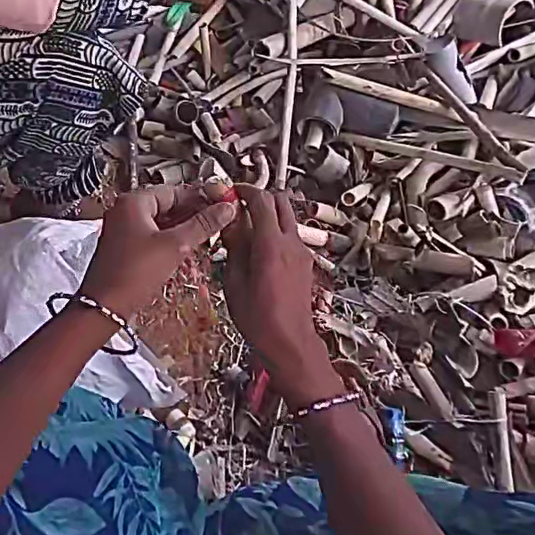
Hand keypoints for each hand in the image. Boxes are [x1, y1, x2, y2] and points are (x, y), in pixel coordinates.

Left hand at [79, 183, 237, 318]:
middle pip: (167, 205)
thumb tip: (226, 208)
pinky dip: (170, 240)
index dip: (199, 197)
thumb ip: (202, 224)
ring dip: (183, 228)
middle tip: (216, 219)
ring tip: (206, 234)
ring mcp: (123, 230)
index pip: (174, 190)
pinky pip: (153, 236)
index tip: (220, 202)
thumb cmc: (133, 273)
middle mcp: (125, 212)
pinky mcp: (125, 248)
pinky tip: (187, 248)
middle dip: (192, 213)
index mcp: (133, 203)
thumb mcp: (175, 245)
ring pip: (161, 222)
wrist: (105, 307)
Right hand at [225, 186, 341, 406]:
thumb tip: (229, 219)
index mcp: (272, 244)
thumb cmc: (260, 319)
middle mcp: (291, 243)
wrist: (289, 343)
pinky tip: (259, 247)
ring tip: (246, 227)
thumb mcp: (235, 280)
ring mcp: (302, 252)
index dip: (244, 190)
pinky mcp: (305, 262)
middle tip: (239, 205)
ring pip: (287, 216)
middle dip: (260, 196)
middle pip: (280, 200)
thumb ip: (234, 244)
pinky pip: (290, 235)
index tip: (231, 192)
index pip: (261, 200)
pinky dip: (275, 231)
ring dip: (268, 213)